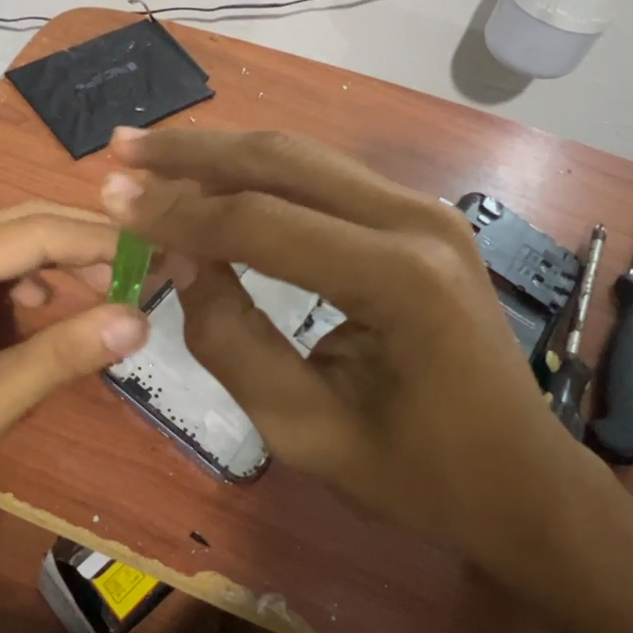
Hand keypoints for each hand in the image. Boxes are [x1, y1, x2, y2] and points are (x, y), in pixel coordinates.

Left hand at [0, 203, 162, 574]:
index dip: (105, 240)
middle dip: (86, 243)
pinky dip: (24, 290)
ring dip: (58, 265)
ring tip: (113, 292)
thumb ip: (55, 359)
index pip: (37, 231)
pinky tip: (47, 314)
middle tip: (149, 268)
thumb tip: (138, 319)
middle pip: (20, 227)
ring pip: (1, 251)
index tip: (164, 255)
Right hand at [99, 127, 595, 583]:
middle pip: (283, 161)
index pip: (262, 222)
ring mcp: (425, 210)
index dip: (178, 211)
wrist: (522, 482)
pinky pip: (325, 179)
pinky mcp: (419, 217)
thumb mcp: (306, 431)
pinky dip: (262, 175)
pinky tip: (216, 179)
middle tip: (121, 149)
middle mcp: (416, 221)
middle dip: (193, 154)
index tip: (110, 200)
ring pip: (303, 158)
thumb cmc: (418, 476)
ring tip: (153, 154)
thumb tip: (181, 262)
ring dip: (224, 155)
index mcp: (398, 278)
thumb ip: (232, 342)